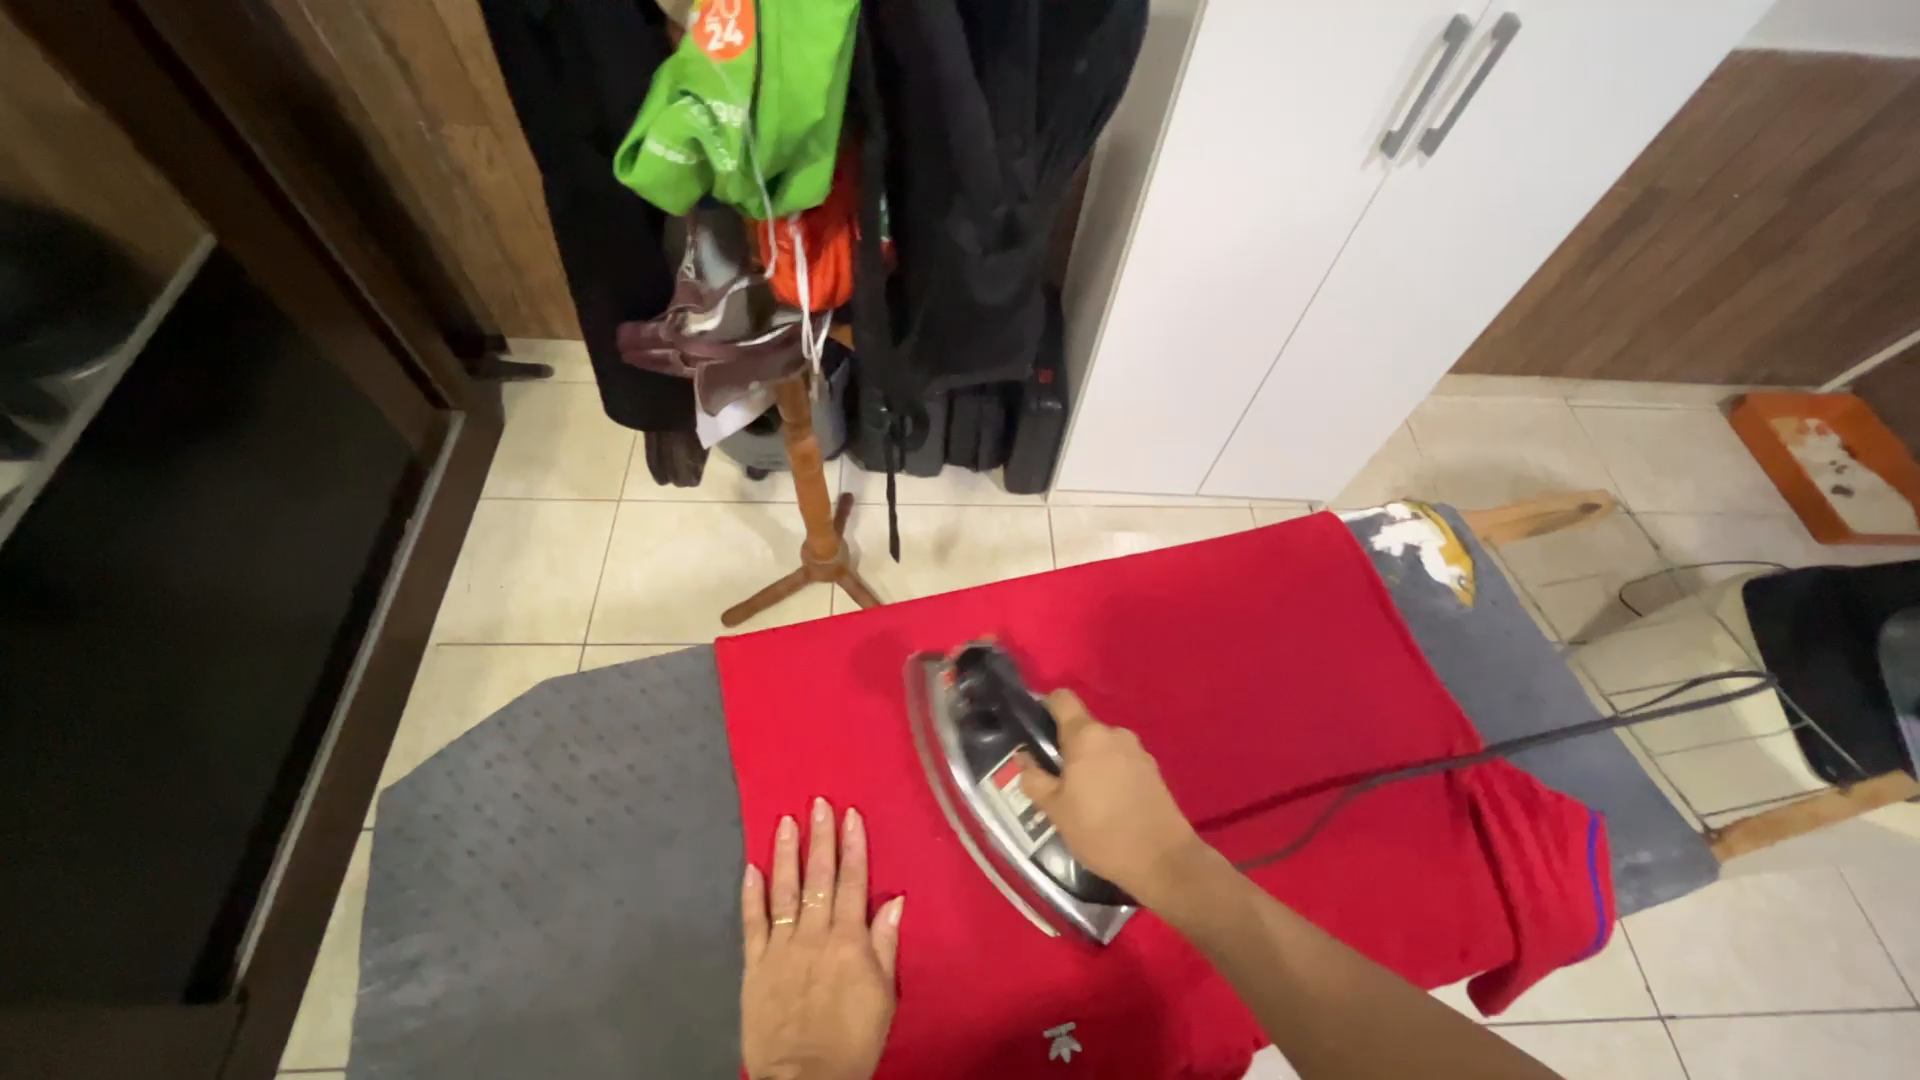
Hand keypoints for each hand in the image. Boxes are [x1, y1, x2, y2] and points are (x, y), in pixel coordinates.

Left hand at [742, 798, 904, 1079]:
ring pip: (783, 891)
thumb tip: (895, 900)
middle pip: (819, 878)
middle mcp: (814, 934)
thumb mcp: (883, 995)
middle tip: (818, 803)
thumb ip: (884, 944)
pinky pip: (752, 924)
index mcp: (848, 940)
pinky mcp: (755, 966)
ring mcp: (781, 948)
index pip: (853, 882)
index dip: (852, 846)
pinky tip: (751, 867)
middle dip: (820, 838)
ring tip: (785, 821)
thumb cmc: (853, 1039)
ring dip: (786, 854)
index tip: (850, 814)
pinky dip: (751, 894)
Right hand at [1017, 689, 1207, 905]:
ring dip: (1090, 764)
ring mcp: (1138, 751)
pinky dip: (1111, 775)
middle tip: (1056, 782)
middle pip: (1082, 728)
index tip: (1036, 733)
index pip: (1062, 699)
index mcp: (1086, 735)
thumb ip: (1034, 778)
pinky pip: (1122, 763)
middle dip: (1067, 748)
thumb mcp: (1055, 810)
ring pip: (1103, 748)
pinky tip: (1109, 807)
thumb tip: (1024, 756)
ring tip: (1083, 800)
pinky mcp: (1154, 771)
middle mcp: (1114, 734)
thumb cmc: (1100, 831)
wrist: (1163, 860)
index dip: (1045, 708)